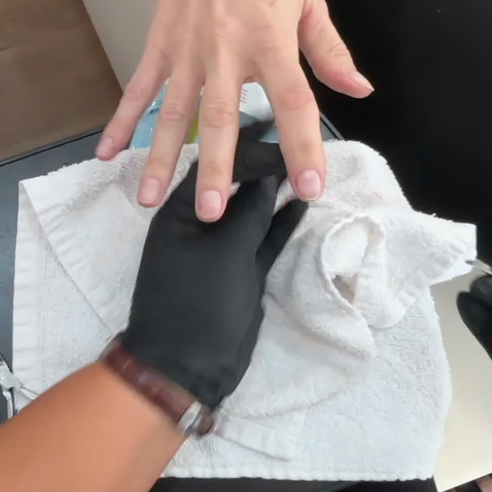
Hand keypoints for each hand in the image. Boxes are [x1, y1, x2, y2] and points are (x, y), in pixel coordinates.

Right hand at [97, 0, 371, 221]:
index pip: (293, 102)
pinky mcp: (159, 45)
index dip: (302, 148)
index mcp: (271, 40)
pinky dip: (121, 121)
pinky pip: (138, 89)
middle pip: (221, 117)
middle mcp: (226, 50)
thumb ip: (329, 51)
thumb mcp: (307, 0)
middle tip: (210, 210)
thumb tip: (359, 90)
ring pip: (172, 113)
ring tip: (150, 198)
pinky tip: (109, 152)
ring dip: (161, 157)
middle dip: (215, 166)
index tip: (308, 189)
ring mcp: (186, 51)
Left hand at [120, 134, 308, 408]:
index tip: (283, 126)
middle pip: (236, 184)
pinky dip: (280, 223)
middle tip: (301, 138)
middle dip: (266, 164)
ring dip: (278, 192)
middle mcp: (200, 222)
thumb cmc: (196, 301)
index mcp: (181, 211)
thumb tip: (271, 170)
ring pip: (253, 211)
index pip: (216, 165)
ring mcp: (221, 248)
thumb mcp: (224, 251)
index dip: (249, 146)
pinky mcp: (241, 271)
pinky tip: (302, 204)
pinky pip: (262, 240)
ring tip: (310, 166)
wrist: (186, 366)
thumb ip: (249, 210)